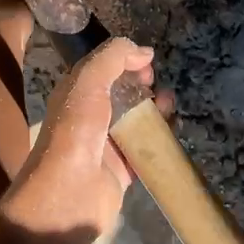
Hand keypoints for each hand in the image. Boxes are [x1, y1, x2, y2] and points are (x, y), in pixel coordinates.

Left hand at [0, 38, 154, 243]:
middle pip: (122, 92)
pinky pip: (145, 148)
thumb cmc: (76, 129)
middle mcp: (90, 115)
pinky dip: (160, 138)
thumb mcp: (88, 81)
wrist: (70, 193)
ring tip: (169, 105)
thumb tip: (145, 51)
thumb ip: (113, 57)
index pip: (104, 68)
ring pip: (136, 119)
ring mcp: (106, 143)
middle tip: (155, 85)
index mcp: (76, 92)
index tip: (147, 62)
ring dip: (155, 109)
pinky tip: (173, 130)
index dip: (125, 60)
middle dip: (142, 83)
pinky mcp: (122, 169)